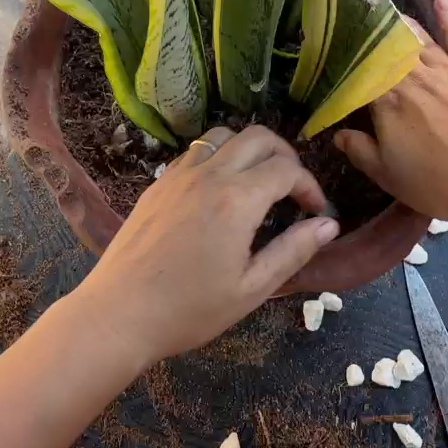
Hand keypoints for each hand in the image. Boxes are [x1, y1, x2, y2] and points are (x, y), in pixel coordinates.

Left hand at [64, 126, 339, 365]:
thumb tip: (328, 224)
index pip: (286, 169)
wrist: (119, 312)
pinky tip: (220, 190)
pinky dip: (218, 156)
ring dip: (249, 149)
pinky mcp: (158, 182)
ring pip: (223, 135)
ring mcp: (178, 174)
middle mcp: (209, 174)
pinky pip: (196, 151)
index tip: (315, 211)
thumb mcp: (251, 289)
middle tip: (292, 190)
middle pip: (258, 137)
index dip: (309, 186)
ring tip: (257, 182)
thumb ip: (293, 251)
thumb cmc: (189, 310)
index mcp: (237, 200)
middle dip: (285, 157)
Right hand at [334, 0, 447, 231]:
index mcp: (387, 102)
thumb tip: (339, 134)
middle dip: (372, 36)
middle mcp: (414, 77)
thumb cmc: (444, 183)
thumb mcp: (391, 177)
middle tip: (358, 19)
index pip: (361, 75)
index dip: (348, 64)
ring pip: (420, 40)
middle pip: (389, 51)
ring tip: (389, 12)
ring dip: (403, 25)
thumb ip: (361, 152)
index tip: (334, 53)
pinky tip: (442, 0)